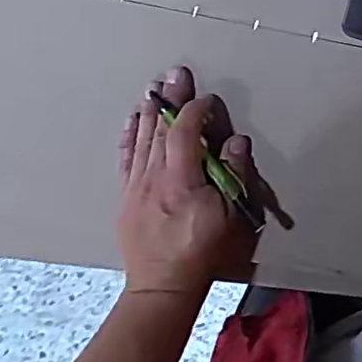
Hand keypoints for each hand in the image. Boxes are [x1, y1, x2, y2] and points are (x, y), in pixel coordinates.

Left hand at [115, 66, 258, 293]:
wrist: (163, 287)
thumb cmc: (204, 252)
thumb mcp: (233, 217)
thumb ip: (234, 175)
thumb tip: (234, 141)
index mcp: (180, 182)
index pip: (183, 134)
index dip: (194, 112)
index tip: (206, 99)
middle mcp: (153, 179)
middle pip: (160, 130)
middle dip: (169, 100)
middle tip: (175, 74)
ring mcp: (136, 188)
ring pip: (141, 141)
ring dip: (150, 112)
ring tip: (154, 89)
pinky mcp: (127, 198)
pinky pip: (126, 159)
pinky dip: (130, 136)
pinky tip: (133, 121)